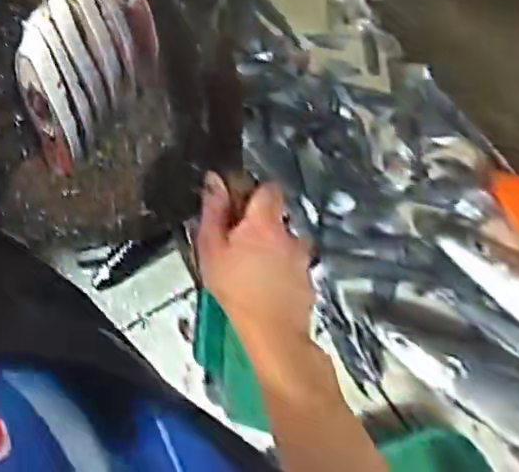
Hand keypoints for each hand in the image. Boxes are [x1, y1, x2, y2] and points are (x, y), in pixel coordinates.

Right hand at [192, 173, 313, 349]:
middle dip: (258, 220)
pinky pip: (291, 262)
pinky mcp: (308, 282)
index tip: (236, 199)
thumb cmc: (234, 287)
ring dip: (270, 244)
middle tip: (234, 235)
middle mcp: (290, 237)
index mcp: (264, 223)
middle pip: (276, 215)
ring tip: (247, 261)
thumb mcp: (210, 245)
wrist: (272, 337)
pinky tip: (262, 280)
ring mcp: (302, 260)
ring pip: (285, 240)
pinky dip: (279, 264)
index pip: (269, 189)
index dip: (253, 188)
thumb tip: (214, 181)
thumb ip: (213, 210)